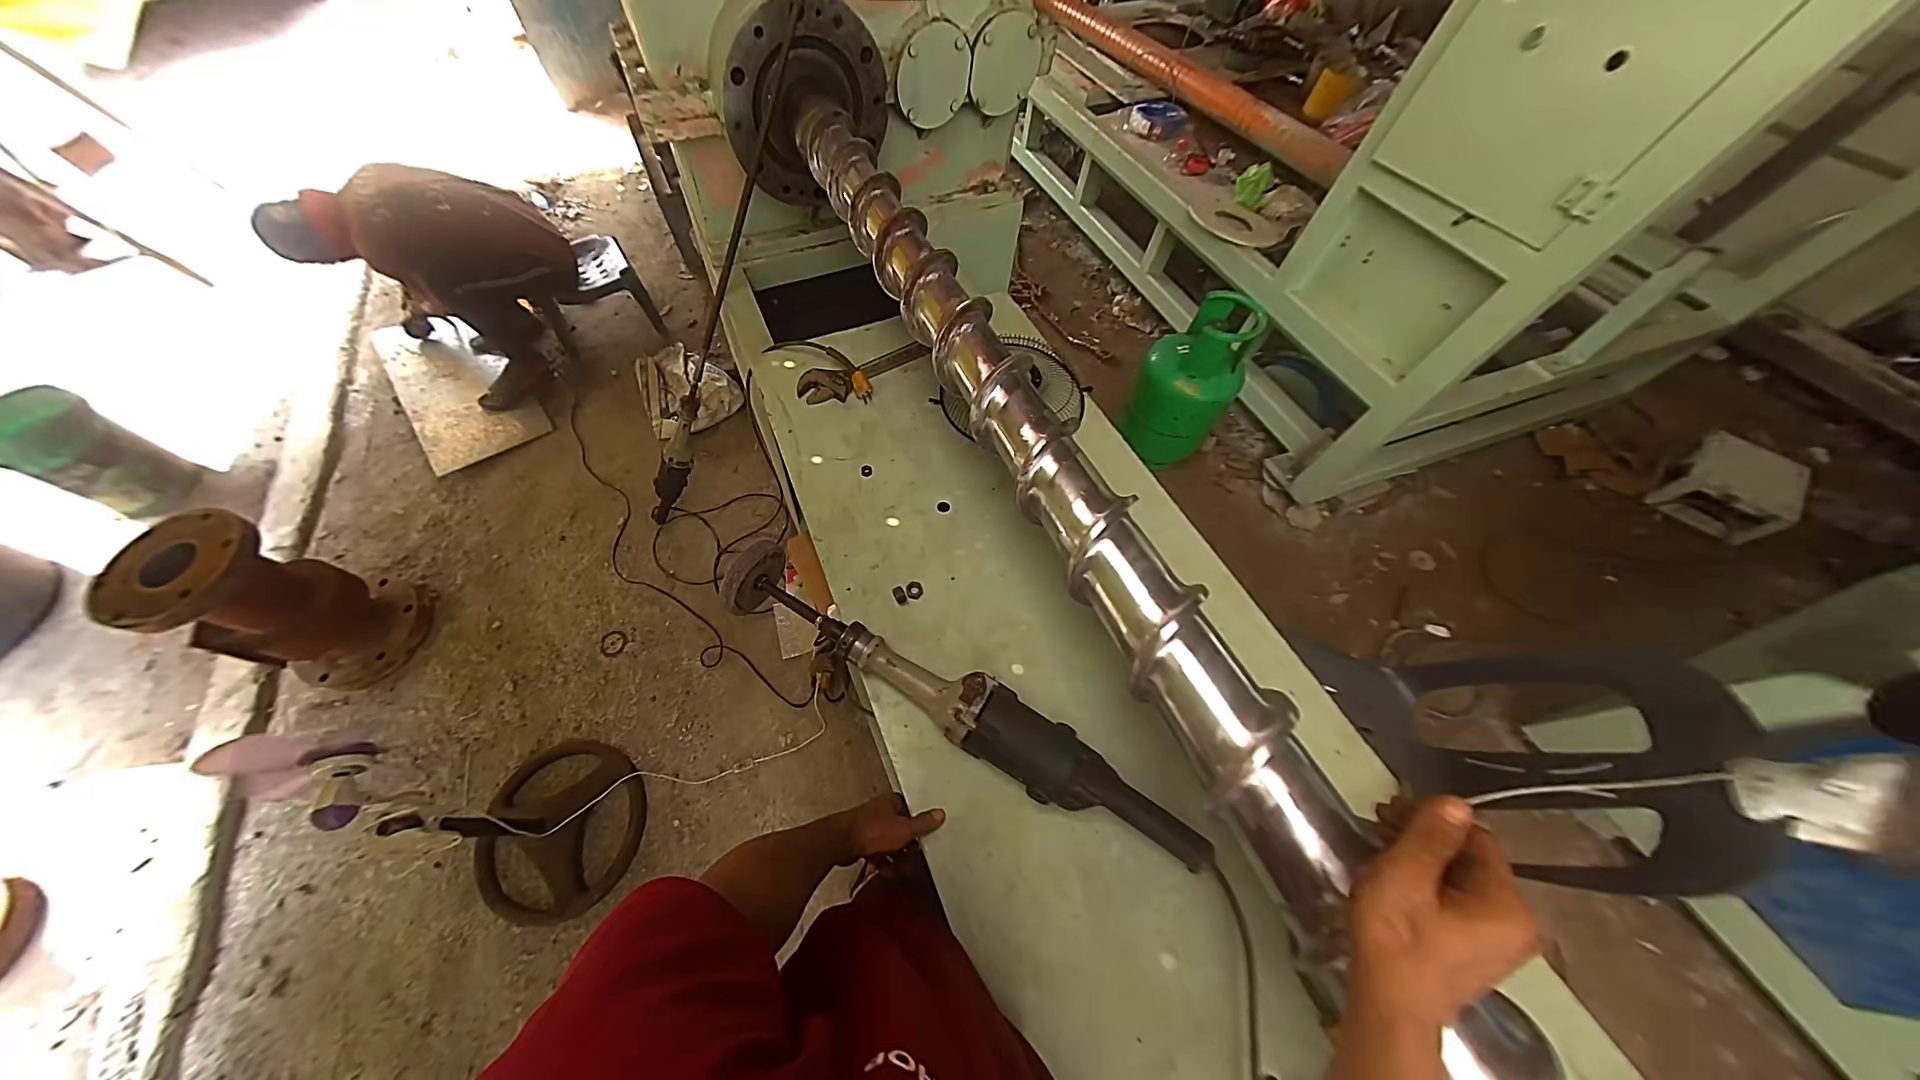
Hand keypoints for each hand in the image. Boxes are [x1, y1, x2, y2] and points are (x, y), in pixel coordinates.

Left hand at [836, 794, 944, 863]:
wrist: (841, 843)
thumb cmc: (873, 830)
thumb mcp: (904, 828)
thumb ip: (923, 823)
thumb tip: (940, 813)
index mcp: (890, 802)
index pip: (910, 809)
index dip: (918, 824)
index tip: (925, 837)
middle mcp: (879, 811)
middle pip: (899, 828)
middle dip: (908, 845)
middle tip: (917, 858)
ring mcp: (868, 827)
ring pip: (888, 843)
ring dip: (896, 857)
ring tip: (905, 870)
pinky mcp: (859, 842)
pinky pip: (876, 853)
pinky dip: (883, 863)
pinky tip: (889, 873)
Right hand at [1346, 797, 1537, 1029]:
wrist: (1387, 1006)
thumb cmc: (1394, 939)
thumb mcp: (1404, 877)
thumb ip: (1429, 837)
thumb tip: (1455, 802)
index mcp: (1507, 905)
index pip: (1477, 837)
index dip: (1432, 817)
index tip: (1389, 811)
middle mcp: (1515, 924)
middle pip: (1470, 858)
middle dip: (1424, 837)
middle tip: (1379, 825)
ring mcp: (1495, 941)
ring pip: (1459, 879)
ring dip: (1420, 858)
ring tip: (1379, 850)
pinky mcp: (1472, 950)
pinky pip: (1453, 900)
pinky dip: (1424, 883)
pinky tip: (1393, 881)